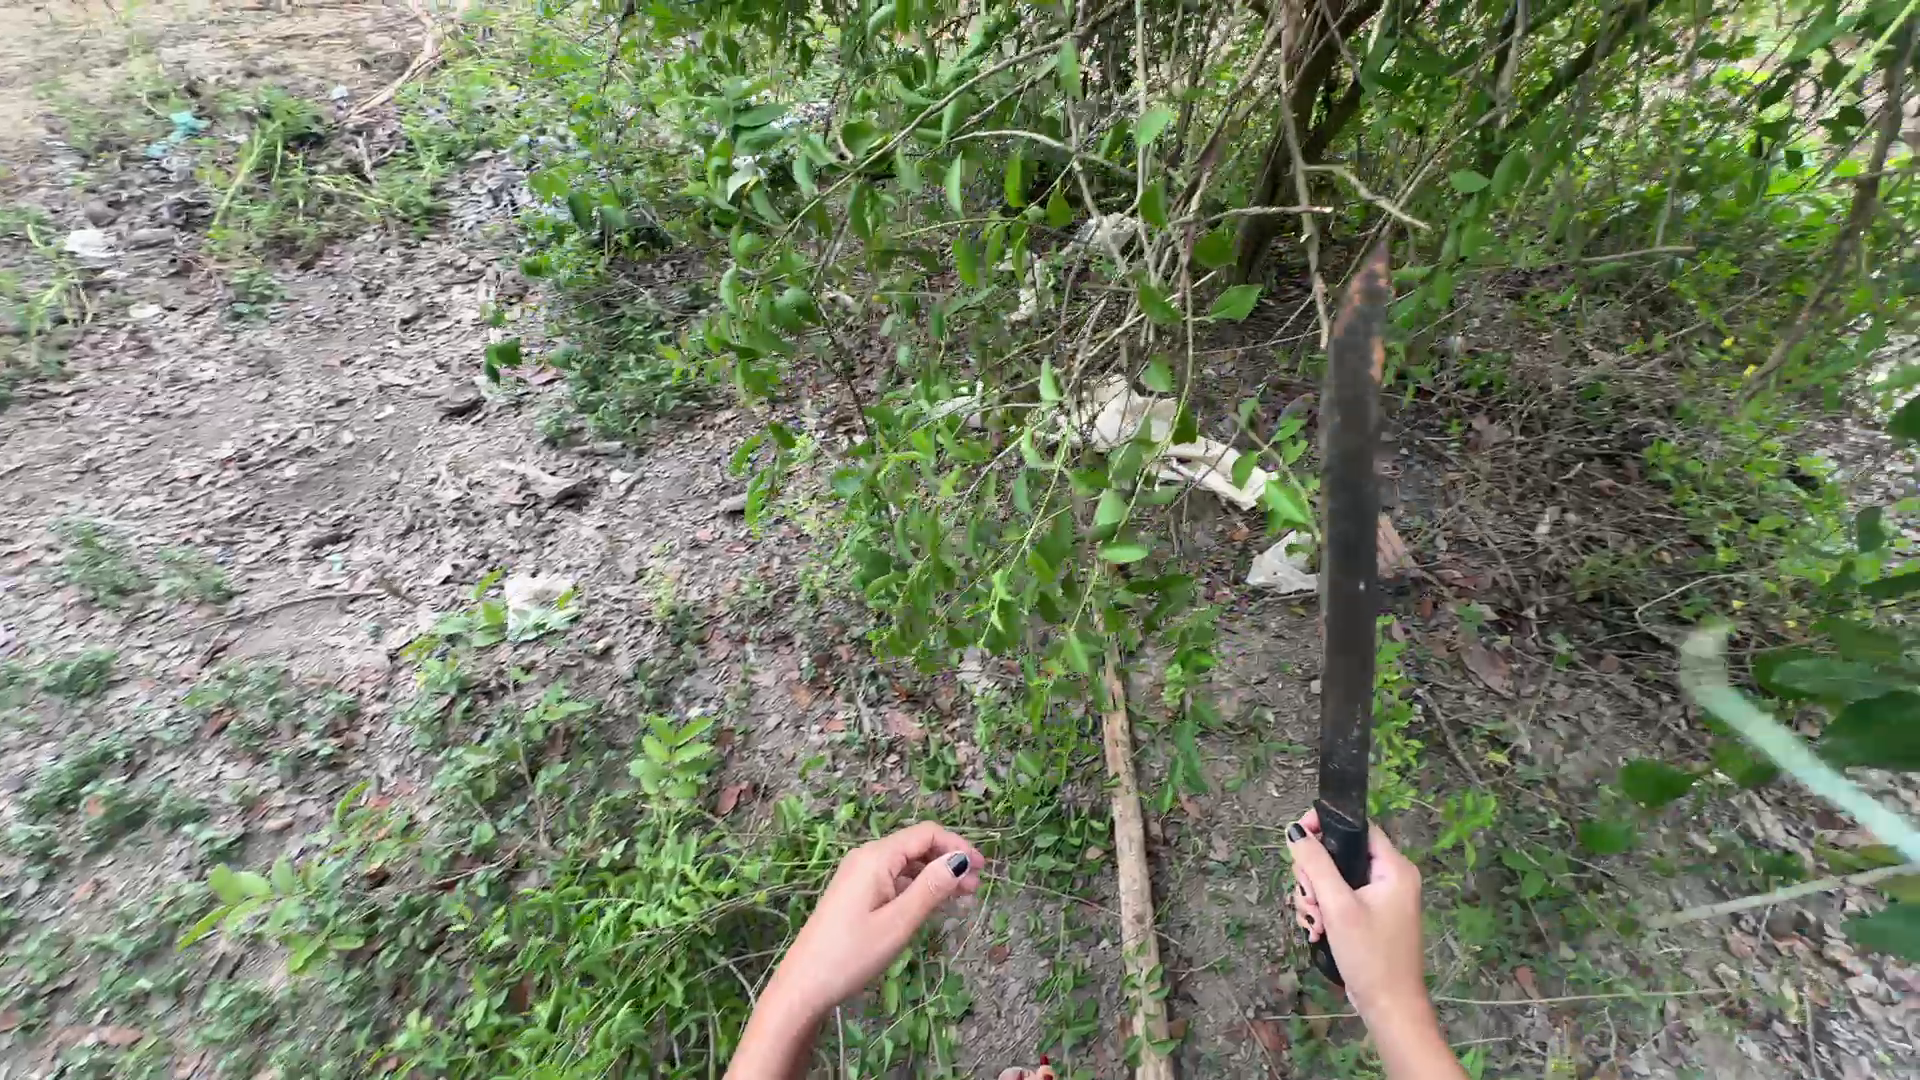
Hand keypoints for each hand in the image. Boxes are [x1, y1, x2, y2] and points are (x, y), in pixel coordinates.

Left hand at [764, 821, 982, 1020]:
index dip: (957, 845)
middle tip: (976, 888)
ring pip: (907, 864)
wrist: (802, 987)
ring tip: (961, 898)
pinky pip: (894, 878)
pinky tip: (931, 905)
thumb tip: (960, 860)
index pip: (926, 833)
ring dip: (935, 875)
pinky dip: (917, 886)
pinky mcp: (856, 892)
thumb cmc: (851, 954)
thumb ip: (931, 889)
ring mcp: (860, 874)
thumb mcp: (898, 923)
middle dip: (948, 860)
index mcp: (877, 857)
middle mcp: (868, 857)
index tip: (982, 868)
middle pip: (917, 845)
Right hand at [1286, 809, 1428, 1024]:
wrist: (1389, 1010)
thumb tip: (1293, 829)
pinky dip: (1321, 909)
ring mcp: (1377, 897)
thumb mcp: (1338, 905)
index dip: (1324, 824)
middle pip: (1337, 852)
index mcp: (1394, 868)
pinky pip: (1335, 896)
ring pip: (1330, 876)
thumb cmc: (1370, 955)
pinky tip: (1318, 930)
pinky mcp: (1367, 914)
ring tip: (1315, 922)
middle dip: (1313, 875)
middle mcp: (1388, 877)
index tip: (1296, 837)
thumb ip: (1315, 863)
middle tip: (1311, 898)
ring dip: (1313, 896)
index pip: (1355, 825)